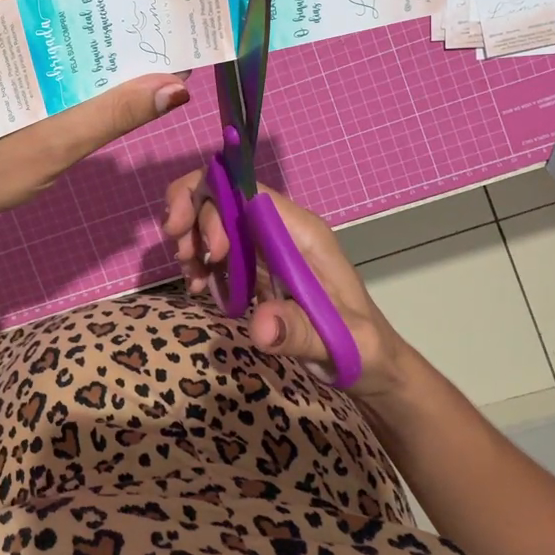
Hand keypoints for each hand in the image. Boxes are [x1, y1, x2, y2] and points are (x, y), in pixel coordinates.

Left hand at [0, 0, 191, 235]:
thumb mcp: (52, 144)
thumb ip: (112, 113)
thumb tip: (177, 84)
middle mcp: (7, 34)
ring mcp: (16, 56)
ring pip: (67, 17)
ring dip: (112, 8)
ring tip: (163, 2)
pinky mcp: (27, 80)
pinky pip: (68, 50)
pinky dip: (102, 45)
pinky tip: (133, 51)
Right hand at [162, 170, 416, 400]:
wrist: (370, 363)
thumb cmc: (362, 348)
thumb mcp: (338, 342)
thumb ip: (300, 331)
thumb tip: (260, 326)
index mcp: (300, 232)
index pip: (248, 191)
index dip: (214, 204)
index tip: (204, 247)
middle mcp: (280, 229)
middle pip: (223, 196)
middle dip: (193, 217)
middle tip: (185, 257)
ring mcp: (265, 245)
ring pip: (213, 217)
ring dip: (191, 238)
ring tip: (192, 276)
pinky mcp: (255, 264)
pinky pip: (216, 246)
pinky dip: (198, 260)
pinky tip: (199, 287)